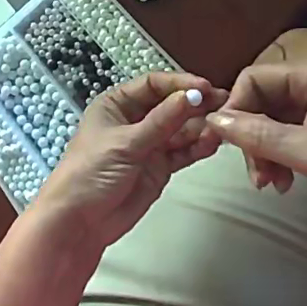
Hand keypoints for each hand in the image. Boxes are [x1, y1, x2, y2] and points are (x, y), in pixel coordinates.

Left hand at [30, 72, 226, 249]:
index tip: (206, 88)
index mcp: (115, 105)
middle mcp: (133, 120)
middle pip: (170, 105)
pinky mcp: (158, 167)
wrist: (80, 221)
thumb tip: (193, 95)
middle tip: (227, 104)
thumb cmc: (90, 172)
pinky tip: (214, 143)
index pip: (152, 85)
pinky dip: (198, 147)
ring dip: (201, 126)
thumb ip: (161, 121)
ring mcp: (147, 144)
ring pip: (180, 129)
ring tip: (224, 126)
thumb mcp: (126, 143)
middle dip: (196, 104)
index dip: (179, 84)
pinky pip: (183, 151)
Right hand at [206, 59, 306, 234]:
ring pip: (270, 121)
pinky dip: (278, 157)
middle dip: (251, 137)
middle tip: (255, 175)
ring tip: (269, 184)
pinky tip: (282, 183)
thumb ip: (257, 134)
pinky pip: (286, 135)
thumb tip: (212, 120)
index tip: (227, 143)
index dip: (237, 108)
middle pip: (261, 101)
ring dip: (263, 152)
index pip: (255, 78)